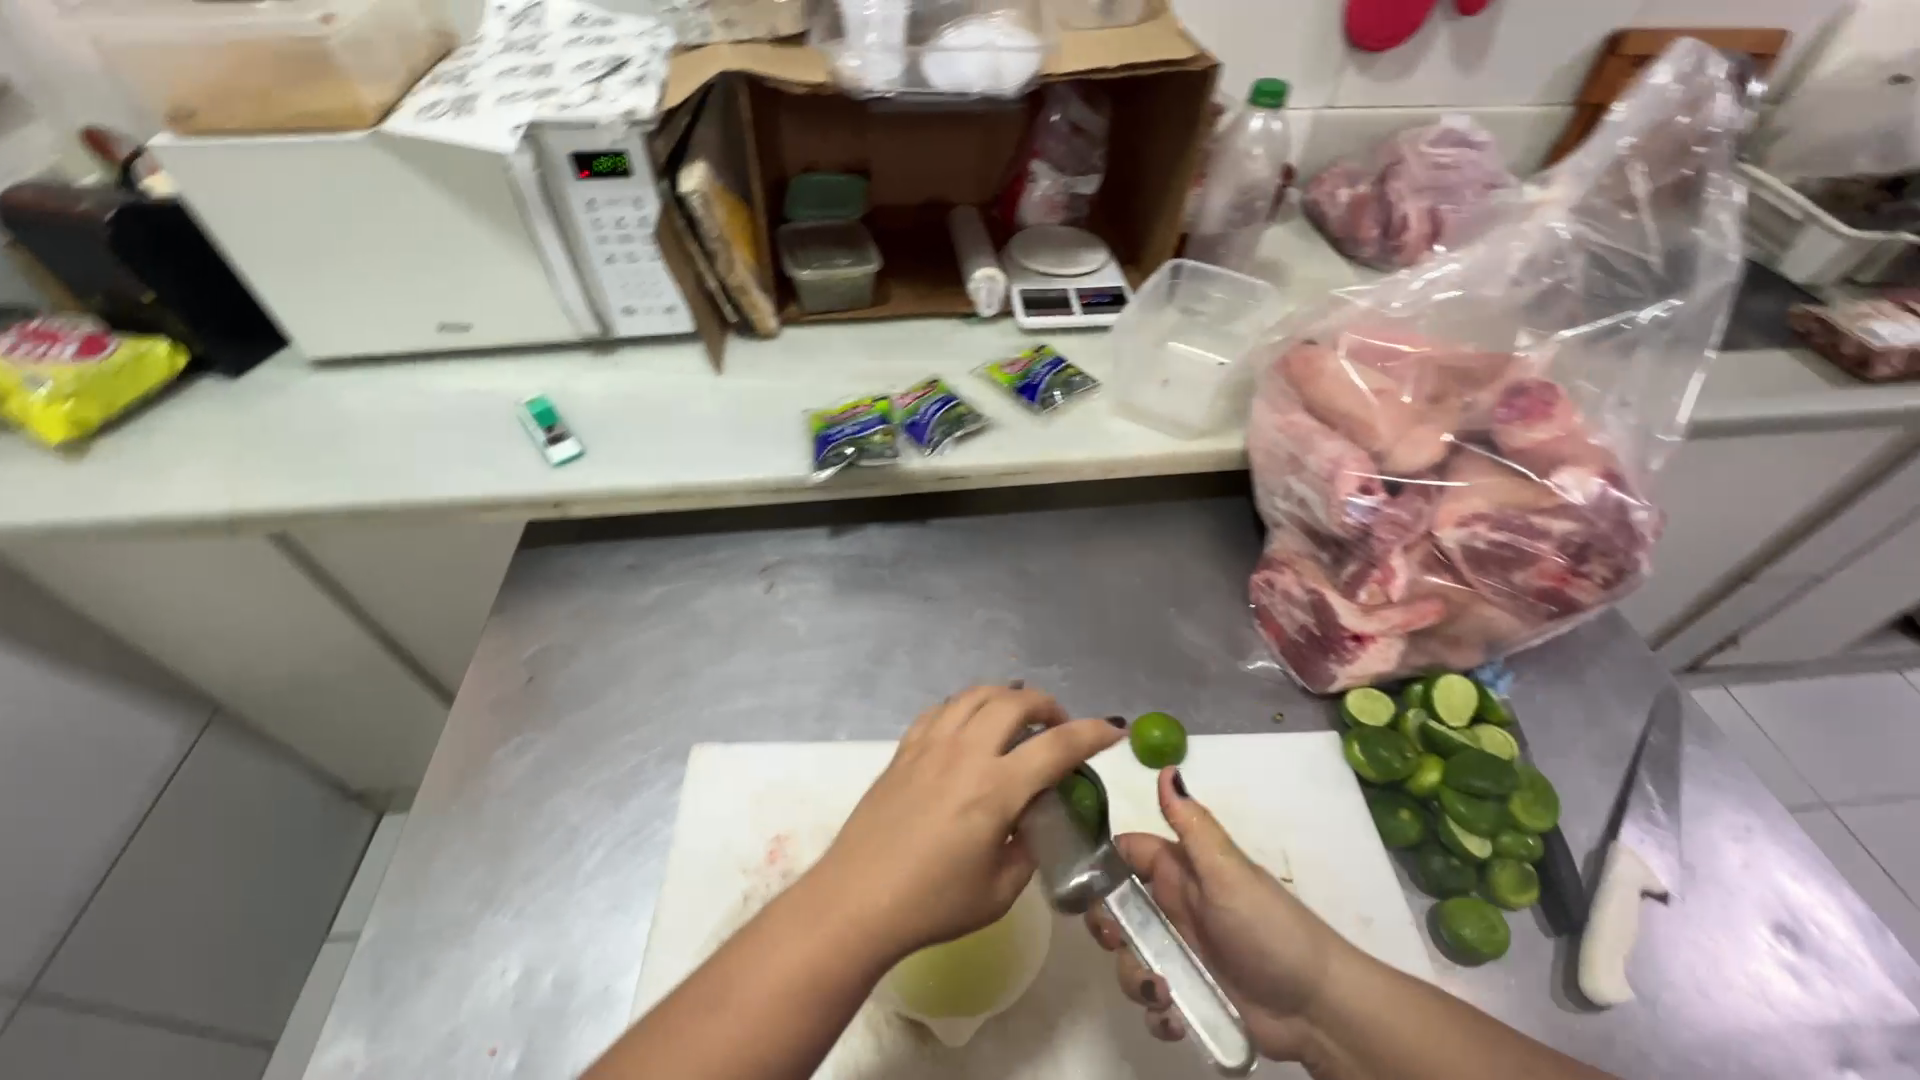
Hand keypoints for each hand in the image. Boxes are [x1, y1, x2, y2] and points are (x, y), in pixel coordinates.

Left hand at [815, 685, 1125, 957]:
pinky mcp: (903, 750)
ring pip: (975, 695)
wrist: (856, 902)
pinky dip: (966, 707)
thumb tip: (1033, 823)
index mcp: (995, 789)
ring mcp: (929, 746)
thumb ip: (1028, 849)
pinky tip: (969, 727)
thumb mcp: (999, 891)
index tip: (1112, 731)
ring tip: (1017, 719)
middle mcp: (964, 753)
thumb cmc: (932, 904)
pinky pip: (941, 709)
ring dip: (1006, 698)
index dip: (1092, 733)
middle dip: (1048, 705)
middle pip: (1015, 701)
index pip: (1057, 745)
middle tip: (1058, 728)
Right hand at [1085, 768, 1349, 1066]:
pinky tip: (1175, 1018)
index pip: (1125, 854)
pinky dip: (1156, 1012)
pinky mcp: (1188, 994)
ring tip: (1162, 992)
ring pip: (1130, 957)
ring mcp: (1181, 953)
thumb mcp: (1227, 873)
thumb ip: (1192, 826)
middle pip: (1117, 909)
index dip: (1099, 865)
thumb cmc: (1269, 929)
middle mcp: (1175, 908)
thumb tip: (1165, 768)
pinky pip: (1152, 1001)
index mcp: (1180, 872)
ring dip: (1135, 976)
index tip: (1081, 885)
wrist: (1317, 1007)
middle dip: (1108, 929)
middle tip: (1118, 943)